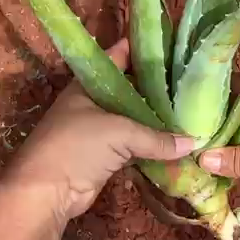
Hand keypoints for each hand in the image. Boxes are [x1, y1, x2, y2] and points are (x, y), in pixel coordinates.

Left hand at [0, 40, 196, 232]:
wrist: (46, 191)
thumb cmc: (76, 146)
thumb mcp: (119, 132)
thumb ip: (156, 137)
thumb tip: (193, 142)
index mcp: (88, 85)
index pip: (117, 58)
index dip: (141, 51)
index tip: (172, 48)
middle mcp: (93, 104)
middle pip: (130, 91)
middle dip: (157, 89)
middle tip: (190, 84)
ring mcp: (98, 132)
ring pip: (134, 121)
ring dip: (156, 121)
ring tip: (189, 112)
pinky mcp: (105, 158)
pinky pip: (134, 147)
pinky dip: (152, 147)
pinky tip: (176, 144)